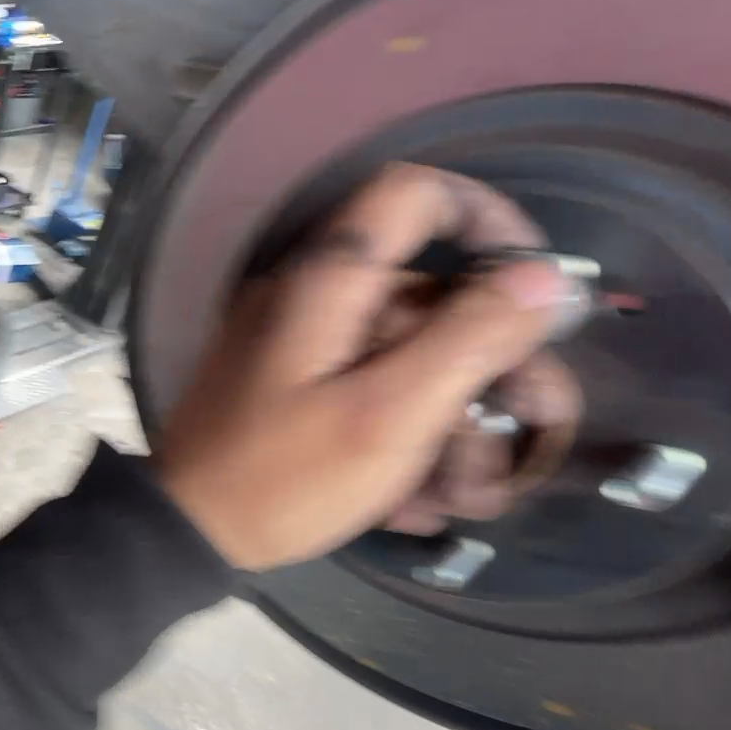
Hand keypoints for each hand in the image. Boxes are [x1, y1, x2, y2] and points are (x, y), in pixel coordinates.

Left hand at [154, 164, 574, 570]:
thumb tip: (542, 273)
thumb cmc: (284, 478)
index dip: (484, 217)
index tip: (533, 278)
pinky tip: (416, 506)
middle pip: (428, 300)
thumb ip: (469, 337)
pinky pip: (364, 395)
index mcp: (322, 286)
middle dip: (490, 369)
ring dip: (451, 428)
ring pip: (404, 360)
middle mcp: (306, 304)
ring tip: (466, 500)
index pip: (410, 196)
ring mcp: (294, 350)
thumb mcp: (387, 413)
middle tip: (535, 430)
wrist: (188, 533)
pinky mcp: (288, 392)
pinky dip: (400, 441)